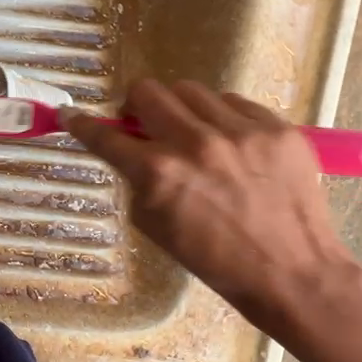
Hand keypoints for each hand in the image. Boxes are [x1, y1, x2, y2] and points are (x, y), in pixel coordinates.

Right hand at [63, 80, 361, 327]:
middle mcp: (195, 143)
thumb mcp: (154, 224)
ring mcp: (241, 131)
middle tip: (141, 122)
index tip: (70, 114)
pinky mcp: (277, 128)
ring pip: (191, 90)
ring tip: (190, 131)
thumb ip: (138, 180)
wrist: (291, 271)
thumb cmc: (213, 258)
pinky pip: (235, 102)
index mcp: (158, 173)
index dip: (81, 124)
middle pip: (147, 92)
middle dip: (135, 106)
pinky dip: (221, 117)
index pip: (105, 136)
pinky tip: (228, 142)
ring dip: (179, 108)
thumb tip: (133, 150)